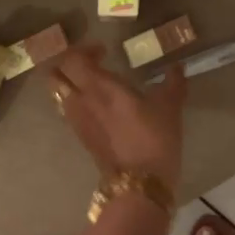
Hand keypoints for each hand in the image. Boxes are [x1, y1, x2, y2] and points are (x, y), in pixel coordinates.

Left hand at [50, 42, 185, 184]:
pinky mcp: (81, 139)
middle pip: (55, 75)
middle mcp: (81, 101)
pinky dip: (76, 102)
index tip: (104, 50)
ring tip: (93, 84)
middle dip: (67, 64)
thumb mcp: (169, 106)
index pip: (73, 59)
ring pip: (58, 94)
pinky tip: (98, 107)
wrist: (140, 185)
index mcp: (99, 86)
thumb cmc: (153, 137)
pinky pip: (68, 111)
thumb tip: (179, 67)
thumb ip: (173, 82)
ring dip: (69, 84)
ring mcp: (78, 122)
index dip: (84, 49)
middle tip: (89, 63)